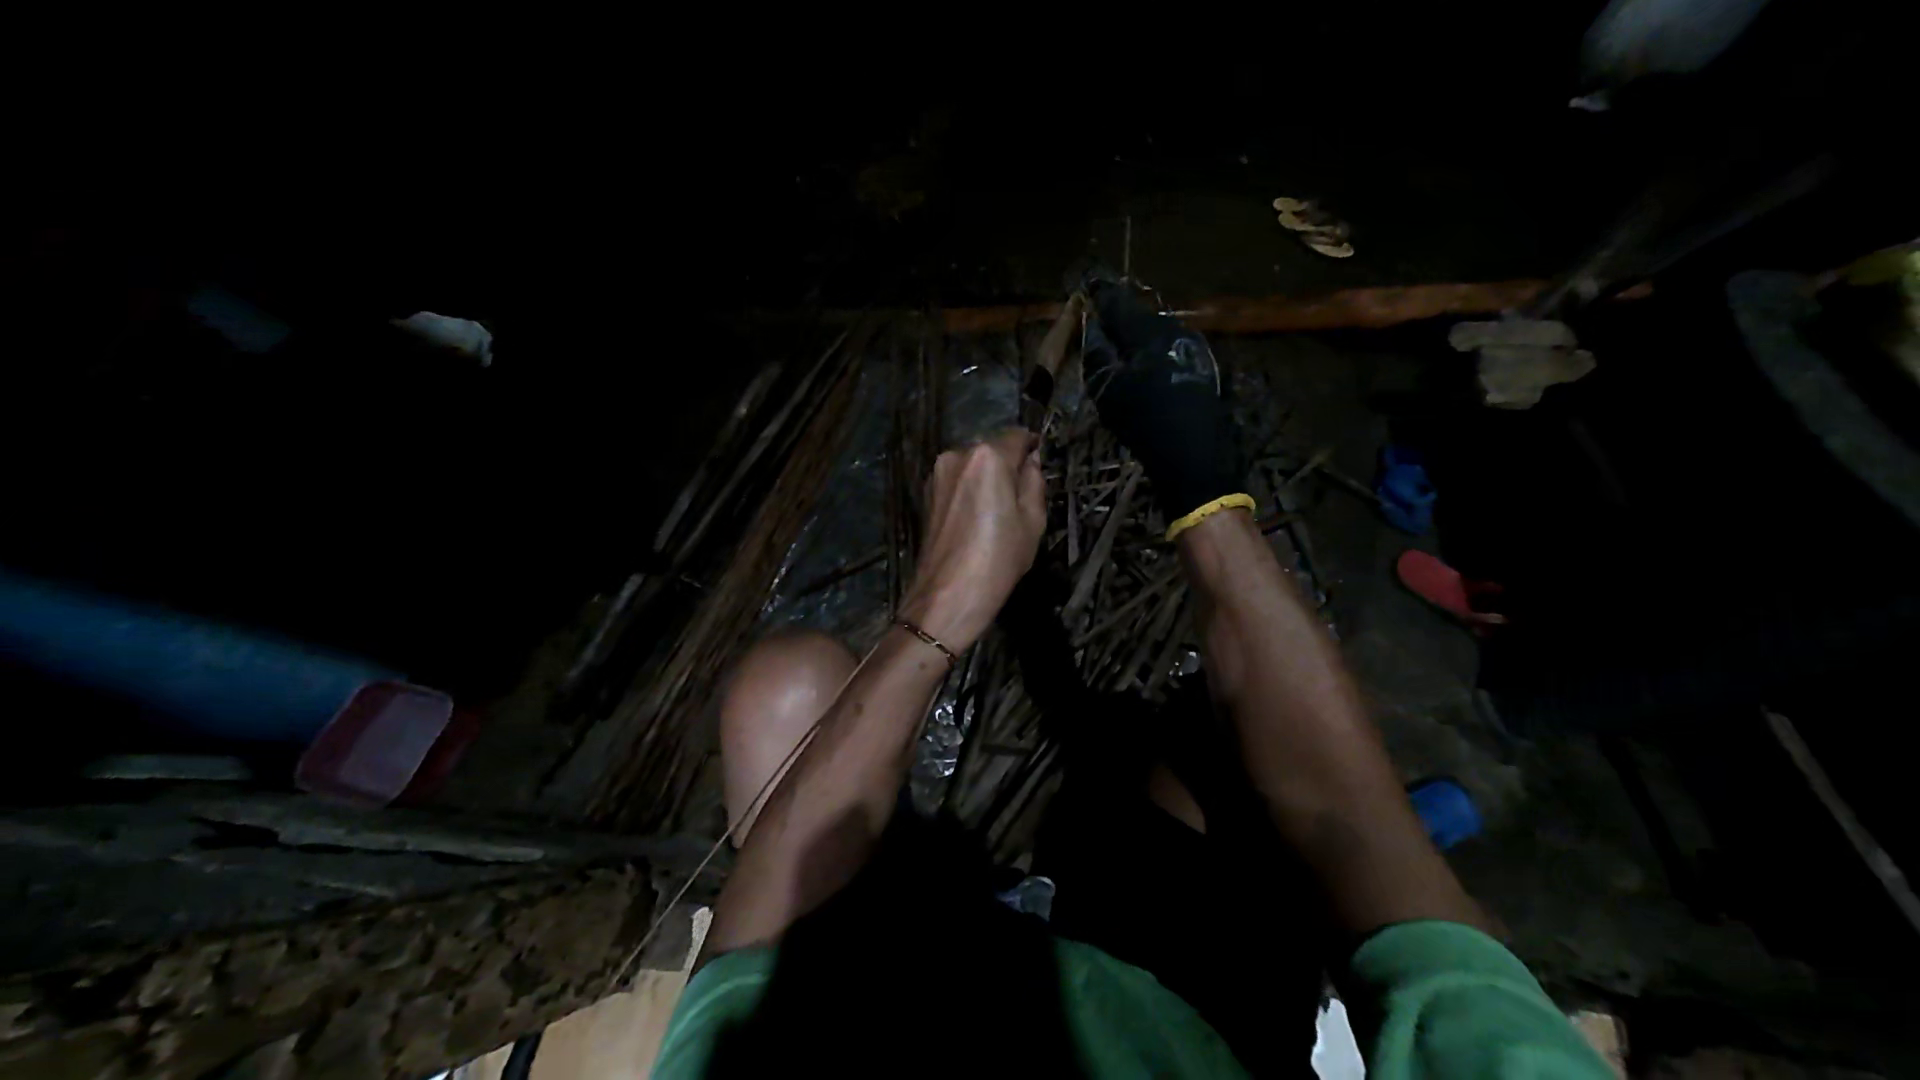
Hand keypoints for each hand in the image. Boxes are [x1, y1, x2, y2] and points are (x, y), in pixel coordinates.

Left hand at [899, 429, 1046, 653]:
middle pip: (992, 450)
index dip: (1032, 447)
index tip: (1039, 463)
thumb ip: (1034, 482)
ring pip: (972, 466)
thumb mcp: (1032, 521)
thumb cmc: (998, 559)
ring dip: (987, 478)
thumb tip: (1030, 461)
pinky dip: (969, 491)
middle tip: (1021, 497)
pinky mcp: (925, 493)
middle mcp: (957, 455)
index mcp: (988, 457)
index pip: (1017, 436)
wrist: (947, 596)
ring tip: (997, 513)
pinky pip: (956, 481)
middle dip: (1007, 465)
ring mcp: (937, 474)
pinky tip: (976, 519)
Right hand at [1083, 282, 1244, 520]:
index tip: (1088, 287)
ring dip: (1137, 335)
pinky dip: (1152, 351)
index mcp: (1147, 330)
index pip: (1117, 302)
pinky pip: (1169, 347)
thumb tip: (1091, 328)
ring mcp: (1193, 346)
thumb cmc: (1144, 420)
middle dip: (1120, 316)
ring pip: (1156, 331)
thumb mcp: (1108, 390)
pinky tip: (1145, 366)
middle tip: (1101, 320)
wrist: (1195, 453)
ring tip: (1120, 346)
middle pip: (1139, 315)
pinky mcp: (1202, 365)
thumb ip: (1096, 355)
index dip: (1099, 295)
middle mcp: (1173, 329)